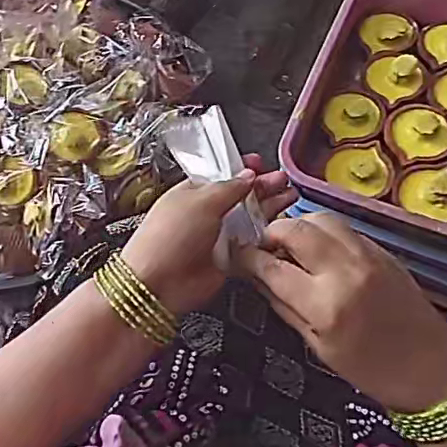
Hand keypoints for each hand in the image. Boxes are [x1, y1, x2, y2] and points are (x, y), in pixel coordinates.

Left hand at [120, 154, 296, 313]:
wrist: (158, 283)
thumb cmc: (165, 240)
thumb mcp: (201, 201)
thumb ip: (228, 187)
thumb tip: (247, 176)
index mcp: (193, 193)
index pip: (222, 175)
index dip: (242, 169)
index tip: (260, 163)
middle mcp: (205, 214)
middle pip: (240, 196)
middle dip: (262, 186)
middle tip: (282, 180)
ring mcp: (216, 237)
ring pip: (249, 219)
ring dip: (268, 208)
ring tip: (289, 196)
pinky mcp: (226, 259)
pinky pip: (250, 245)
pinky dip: (264, 237)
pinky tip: (279, 227)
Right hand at [236, 213, 446, 412]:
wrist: (433, 370)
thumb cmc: (371, 369)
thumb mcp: (317, 346)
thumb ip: (284, 305)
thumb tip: (257, 277)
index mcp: (325, 305)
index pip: (272, 267)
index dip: (248, 258)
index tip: (238, 255)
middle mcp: (345, 271)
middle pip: (295, 229)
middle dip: (271, 233)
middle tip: (264, 248)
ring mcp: (367, 256)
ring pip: (320, 219)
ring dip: (298, 227)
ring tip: (291, 246)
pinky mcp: (383, 250)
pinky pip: (343, 229)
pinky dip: (323, 232)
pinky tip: (318, 251)